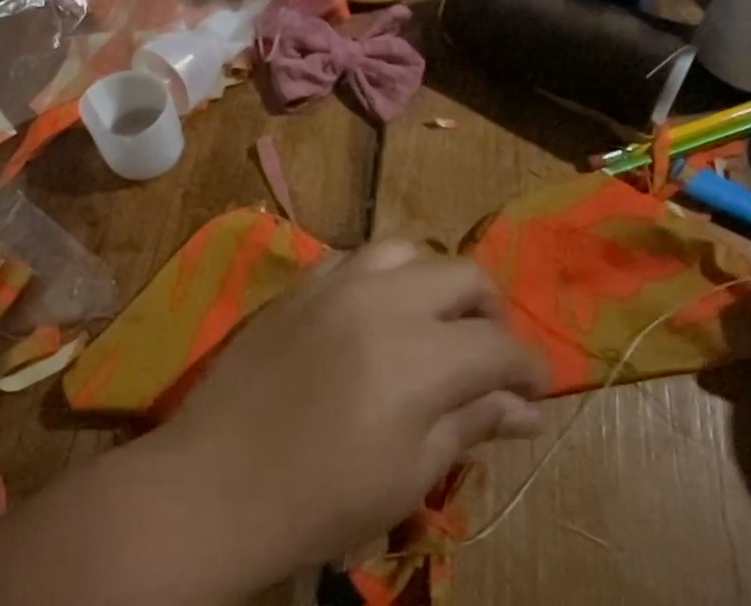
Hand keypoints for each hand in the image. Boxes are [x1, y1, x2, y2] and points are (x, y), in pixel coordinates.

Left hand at [150, 239, 548, 583]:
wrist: (214, 485)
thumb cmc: (320, 499)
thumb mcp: (408, 474)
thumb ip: (469, 425)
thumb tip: (525, 410)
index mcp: (420, 356)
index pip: (499, 344)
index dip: (529, 368)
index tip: (535, 391)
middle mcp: (382, 301)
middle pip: (462, 275)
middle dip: (490, 311)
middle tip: (488, 355)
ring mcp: (334, 283)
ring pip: (407, 250)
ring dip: (434, 282)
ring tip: (434, 322)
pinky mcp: (298, 286)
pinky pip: (354, 257)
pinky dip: (383, 276)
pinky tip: (376, 312)